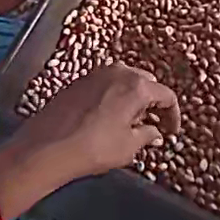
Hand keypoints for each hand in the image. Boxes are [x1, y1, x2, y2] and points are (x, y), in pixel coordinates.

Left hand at [14, 64, 181, 187]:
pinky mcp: (79, 80)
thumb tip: (154, 131)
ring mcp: (97, 73)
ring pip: (125, 80)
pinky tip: (109, 116)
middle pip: (146, 83)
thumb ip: (147, 135)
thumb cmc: (94, 148)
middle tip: (153, 125)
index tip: (171, 132)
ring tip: (131, 122)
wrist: (47, 147)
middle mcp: (119, 72)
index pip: (166, 95)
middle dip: (153, 103)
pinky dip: (114, 96)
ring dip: (133, 97)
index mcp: (137, 86)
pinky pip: (107, 84)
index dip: (173, 115)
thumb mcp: (128, 147)